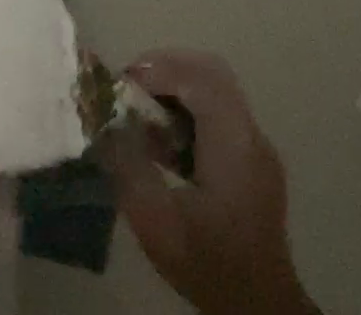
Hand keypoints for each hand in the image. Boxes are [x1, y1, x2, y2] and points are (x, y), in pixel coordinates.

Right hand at [103, 50, 316, 314]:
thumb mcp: (154, 218)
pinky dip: (183, 110)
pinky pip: (216, 113)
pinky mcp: (250, 161)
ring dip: (172, 88)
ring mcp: (254, 148)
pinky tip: (157, 141)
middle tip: (126, 88)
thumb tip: (101, 120)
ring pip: (213, 89)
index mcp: (234, 145)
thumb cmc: (206, 262)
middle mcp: (251, 136)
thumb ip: (127, 162)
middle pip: (211, 72)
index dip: (157, 70)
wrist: (259, 307)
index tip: (119, 86)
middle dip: (164, 69)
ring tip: (135, 112)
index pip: (200, 78)